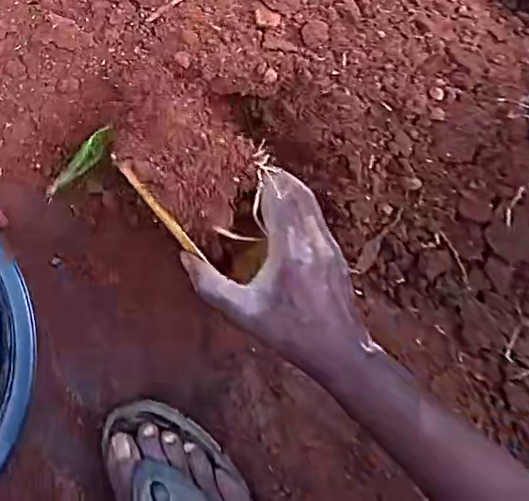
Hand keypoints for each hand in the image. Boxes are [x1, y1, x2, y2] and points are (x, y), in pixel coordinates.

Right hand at [180, 168, 378, 380]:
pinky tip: (278, 215)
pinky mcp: (334, 250)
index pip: (278, 194)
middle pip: (295, 189)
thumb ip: (209, 284)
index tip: (238, 173)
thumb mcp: (243, 313)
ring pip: (308, 198)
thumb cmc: (291, 333)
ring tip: (258, 189)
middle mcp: (312, 239)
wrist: (343, 356)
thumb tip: (185, 256)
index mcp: (290, 249)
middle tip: (245, 176)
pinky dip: (295, 202)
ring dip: (284, 187)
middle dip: (270, 176)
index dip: (259, 178)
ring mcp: (328, 243)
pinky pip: (314, 212)